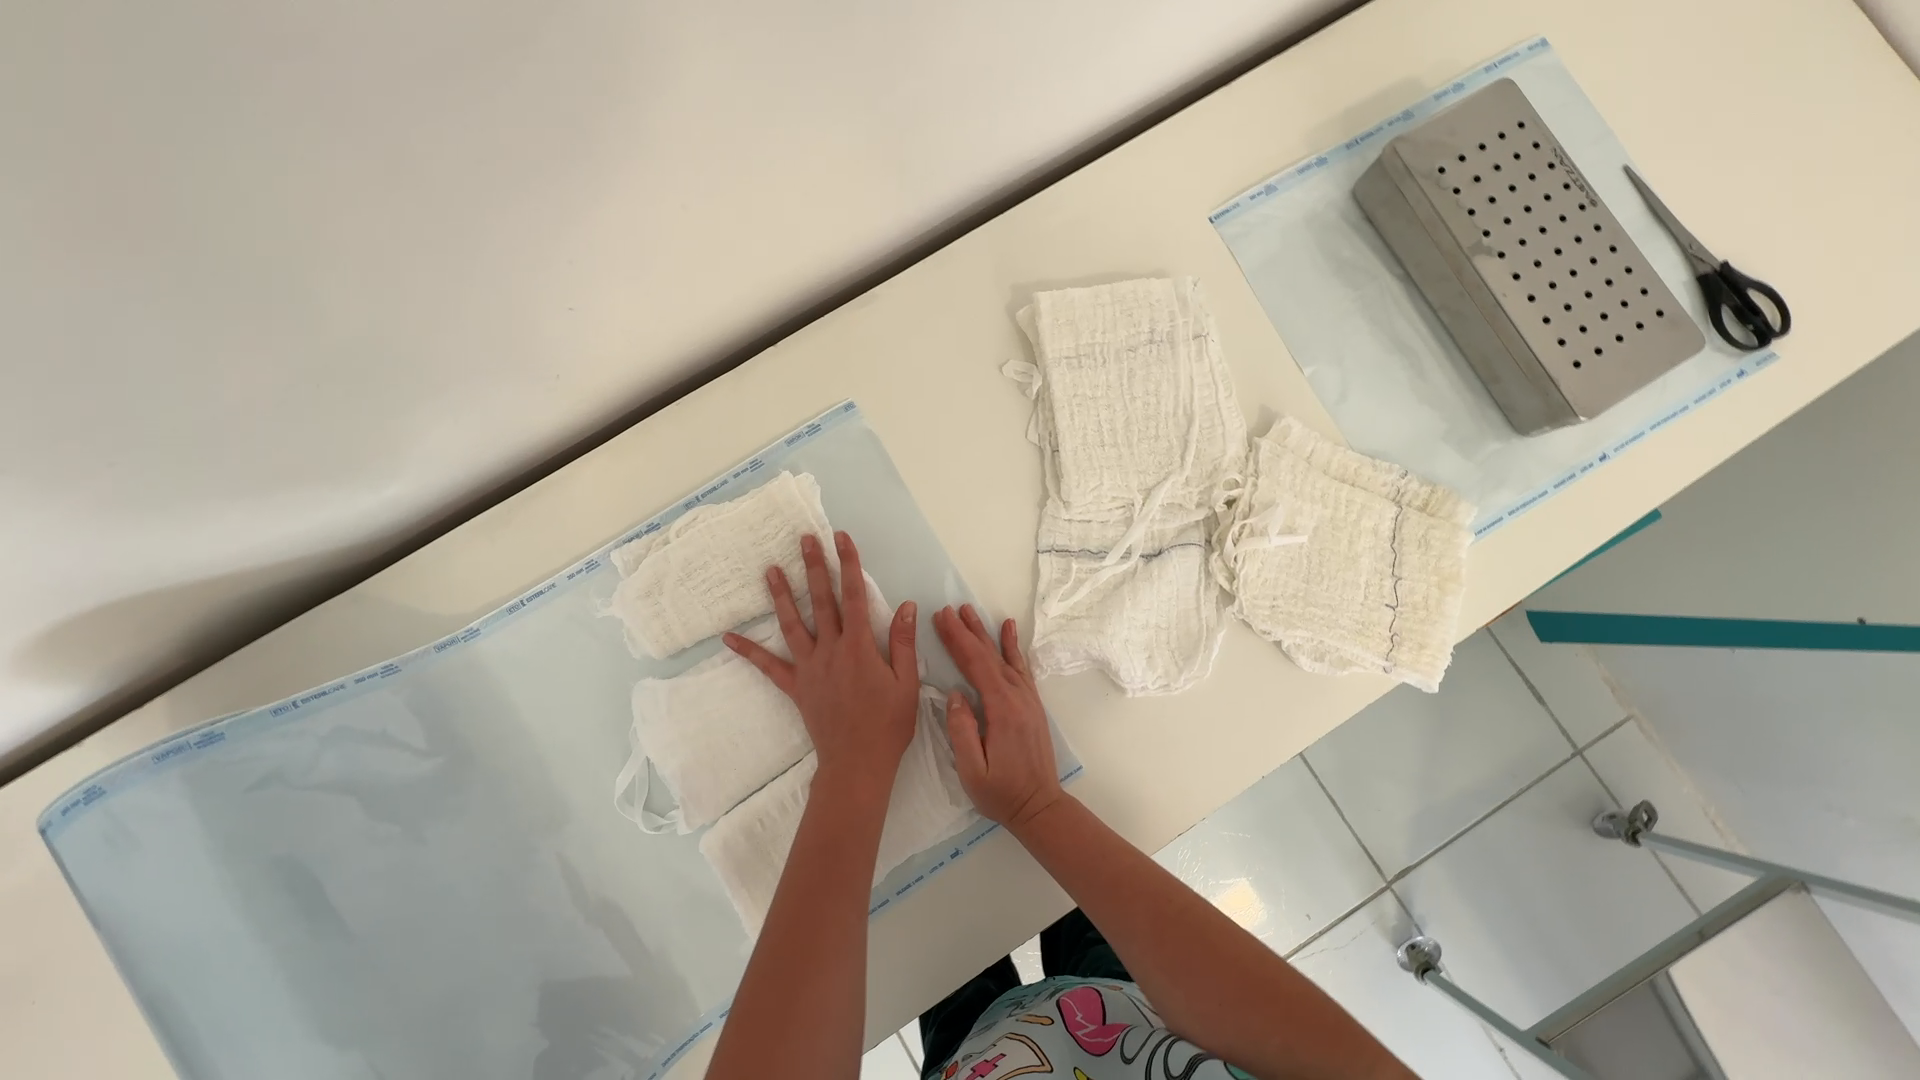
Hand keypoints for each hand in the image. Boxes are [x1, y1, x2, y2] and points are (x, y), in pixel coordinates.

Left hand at [725, 532, 920, 797]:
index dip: (848, 564)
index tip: (841, 538)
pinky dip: (748, 651)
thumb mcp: (907, 683)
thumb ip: (902, 642)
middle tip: (805, 539)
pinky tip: (728, 637)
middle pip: (821, 601)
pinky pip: (768, 667)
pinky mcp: (795, 687)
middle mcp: (830, 650)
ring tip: (770, 570)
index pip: (854, 596)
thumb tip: (906, 606)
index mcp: (859, 647)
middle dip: (814, 567)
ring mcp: (809, 668)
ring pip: (792, 625)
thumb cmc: (888, 725)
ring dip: (782, 595)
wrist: (857, 763)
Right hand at [933, 605, 1064, 829]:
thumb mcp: (972, 770)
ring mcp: (1028, 700)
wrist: (1040, 807)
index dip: (957, 640)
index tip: (940, 618)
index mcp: (1002, 711)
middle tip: (948, 609)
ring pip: (1004, 658)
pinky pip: (1021, 668)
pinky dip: (1013, 647)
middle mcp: (1018, 698)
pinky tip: (1009, 629)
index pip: (975, 665)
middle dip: (966, 631)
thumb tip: (955, 694)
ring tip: (971, 611)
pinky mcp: (1032, 705)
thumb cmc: (1001, 794)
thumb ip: (961, 731)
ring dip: (986, 634)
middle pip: (989, 656)